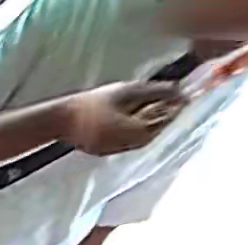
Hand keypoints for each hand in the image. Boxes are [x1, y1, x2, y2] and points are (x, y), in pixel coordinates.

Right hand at [58, 82, 184, 155]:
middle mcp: (121, 145)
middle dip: (162, 120)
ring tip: (154, 111)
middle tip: (172, 104)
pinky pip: (124, 144)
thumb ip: (156, 91)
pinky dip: (134, 132)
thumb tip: (179, 91)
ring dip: (149, 127)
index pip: (160, 124)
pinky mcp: (99, 150)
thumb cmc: (93, 103)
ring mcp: (108, 150)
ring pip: (137, 141)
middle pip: (149, 135)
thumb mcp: (128, 91)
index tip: (186, 99)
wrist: (61, 119)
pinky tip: (134, 120)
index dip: (175, 111)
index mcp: (129, 131)